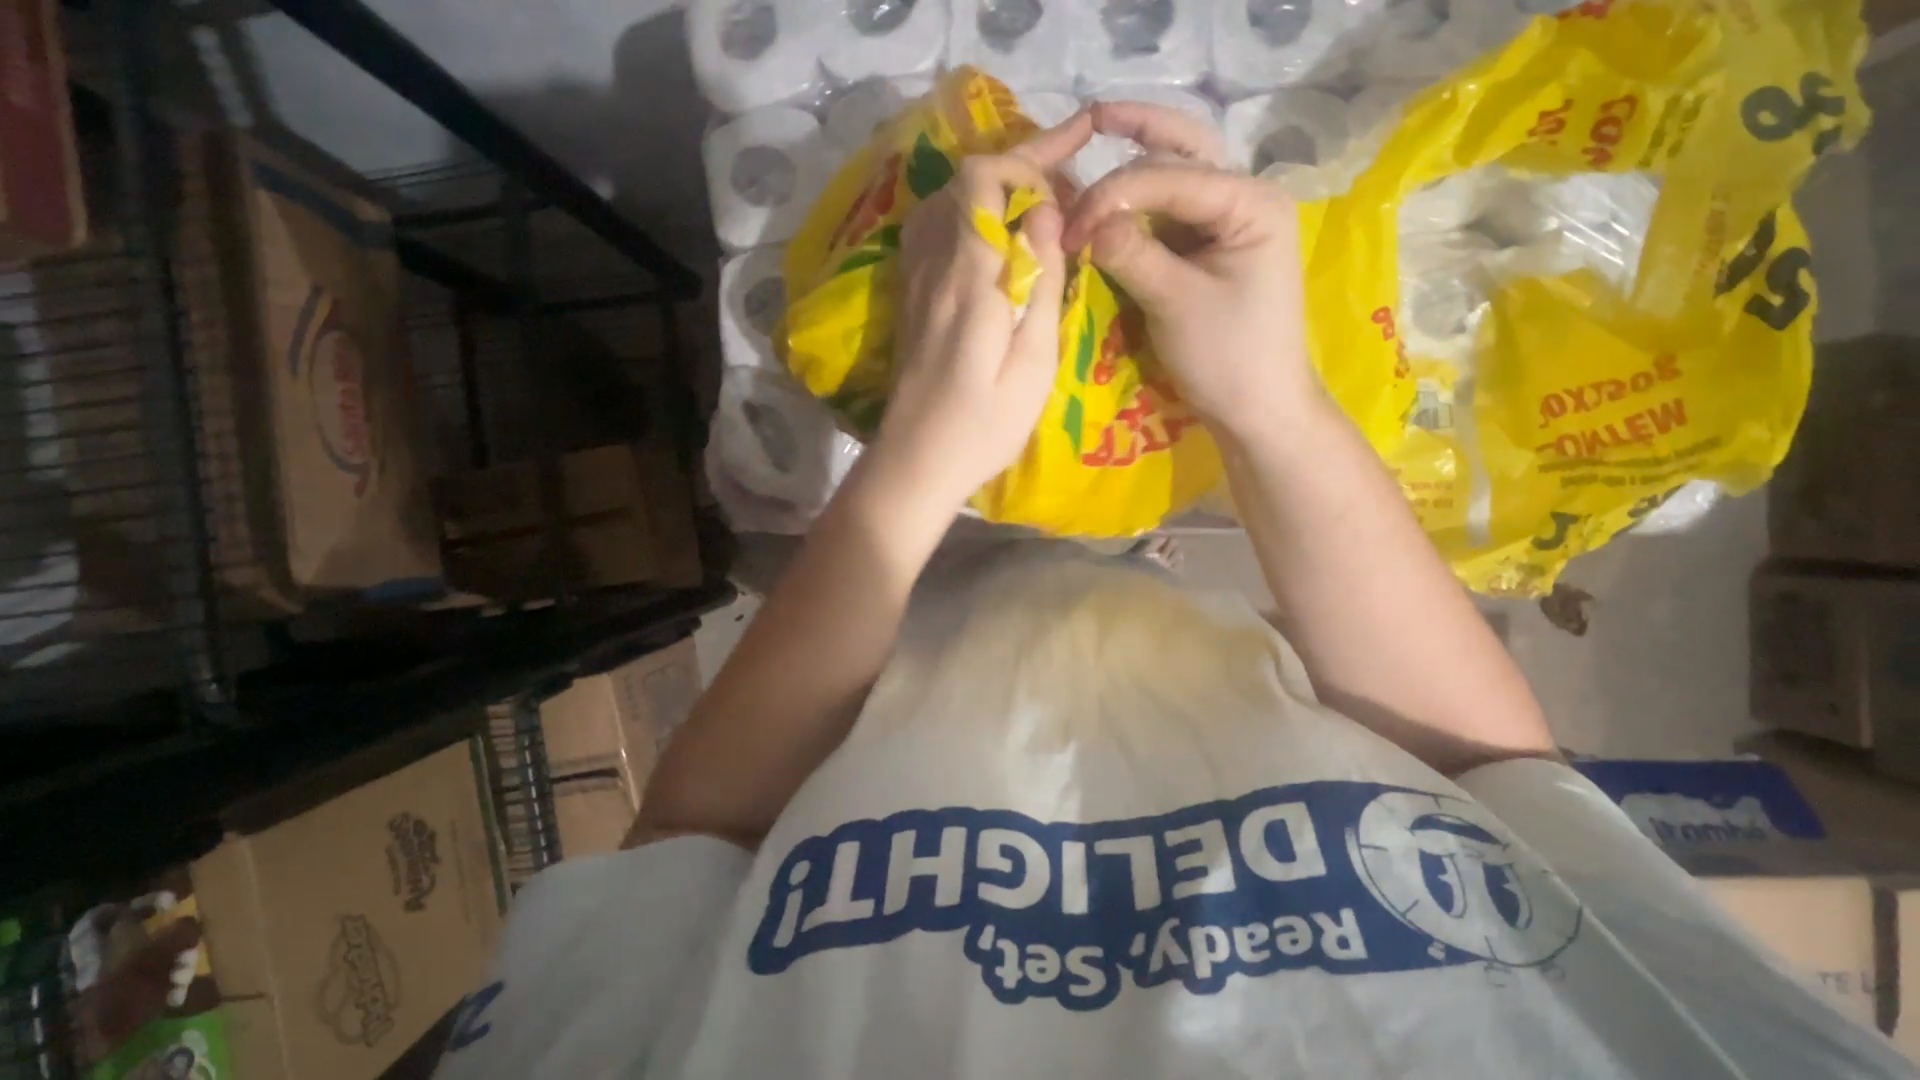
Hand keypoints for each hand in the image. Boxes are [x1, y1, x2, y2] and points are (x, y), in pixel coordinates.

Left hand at [870, 112, 1091, 511]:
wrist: (916, 462)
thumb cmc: (984, 425)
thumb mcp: (1034, 363)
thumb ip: (1041, 283)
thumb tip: (1044, 214)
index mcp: (968, 276)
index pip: (979, 178)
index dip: (1022, 163)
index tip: (1061, 188)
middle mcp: (934, 265)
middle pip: (962, 183)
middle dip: (1014, 173)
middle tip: (1058, 193)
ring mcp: (915, 280)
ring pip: (946, 204)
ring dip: (990, 197)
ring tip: (1032, 218)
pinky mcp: (910, 298)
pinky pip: (933, 234)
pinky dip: (965, 221)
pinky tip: (992, 247)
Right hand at [1062, 102, 1319, 443]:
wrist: (1260, 411)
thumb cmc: (1229, 358)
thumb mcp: (1175, 303)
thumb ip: (1130, 252)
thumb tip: (1083, 220)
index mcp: (1250, 203)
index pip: (1169, 176)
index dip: (1113, 193)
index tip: (1068, 230)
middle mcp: (1244, 199)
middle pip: (1185, 149)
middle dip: (1137, 133)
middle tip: (1089, 116)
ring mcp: (1228, 224)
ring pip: (1177, 175)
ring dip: (1135, 164)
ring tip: (1092, 146)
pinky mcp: (1210, 250)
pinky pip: (1169, 214)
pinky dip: (1137, 206)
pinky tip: (1107, 202)